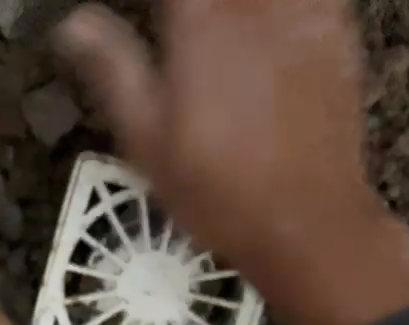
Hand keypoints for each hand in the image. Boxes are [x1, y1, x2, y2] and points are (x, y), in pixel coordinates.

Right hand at [54, 2, 408, 324]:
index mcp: (200, 24)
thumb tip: (72, 23)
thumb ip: (113, 70)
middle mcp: (253, 5)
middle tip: (174, 29)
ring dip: (229, 11)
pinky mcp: (336, 29)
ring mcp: (302, 11)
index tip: (147, 20)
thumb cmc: (212, 191)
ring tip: (212, 32)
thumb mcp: (146, 140)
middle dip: (190, 10)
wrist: (303, 219)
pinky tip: (261, 30)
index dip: (161, 5)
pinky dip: (275, 9)